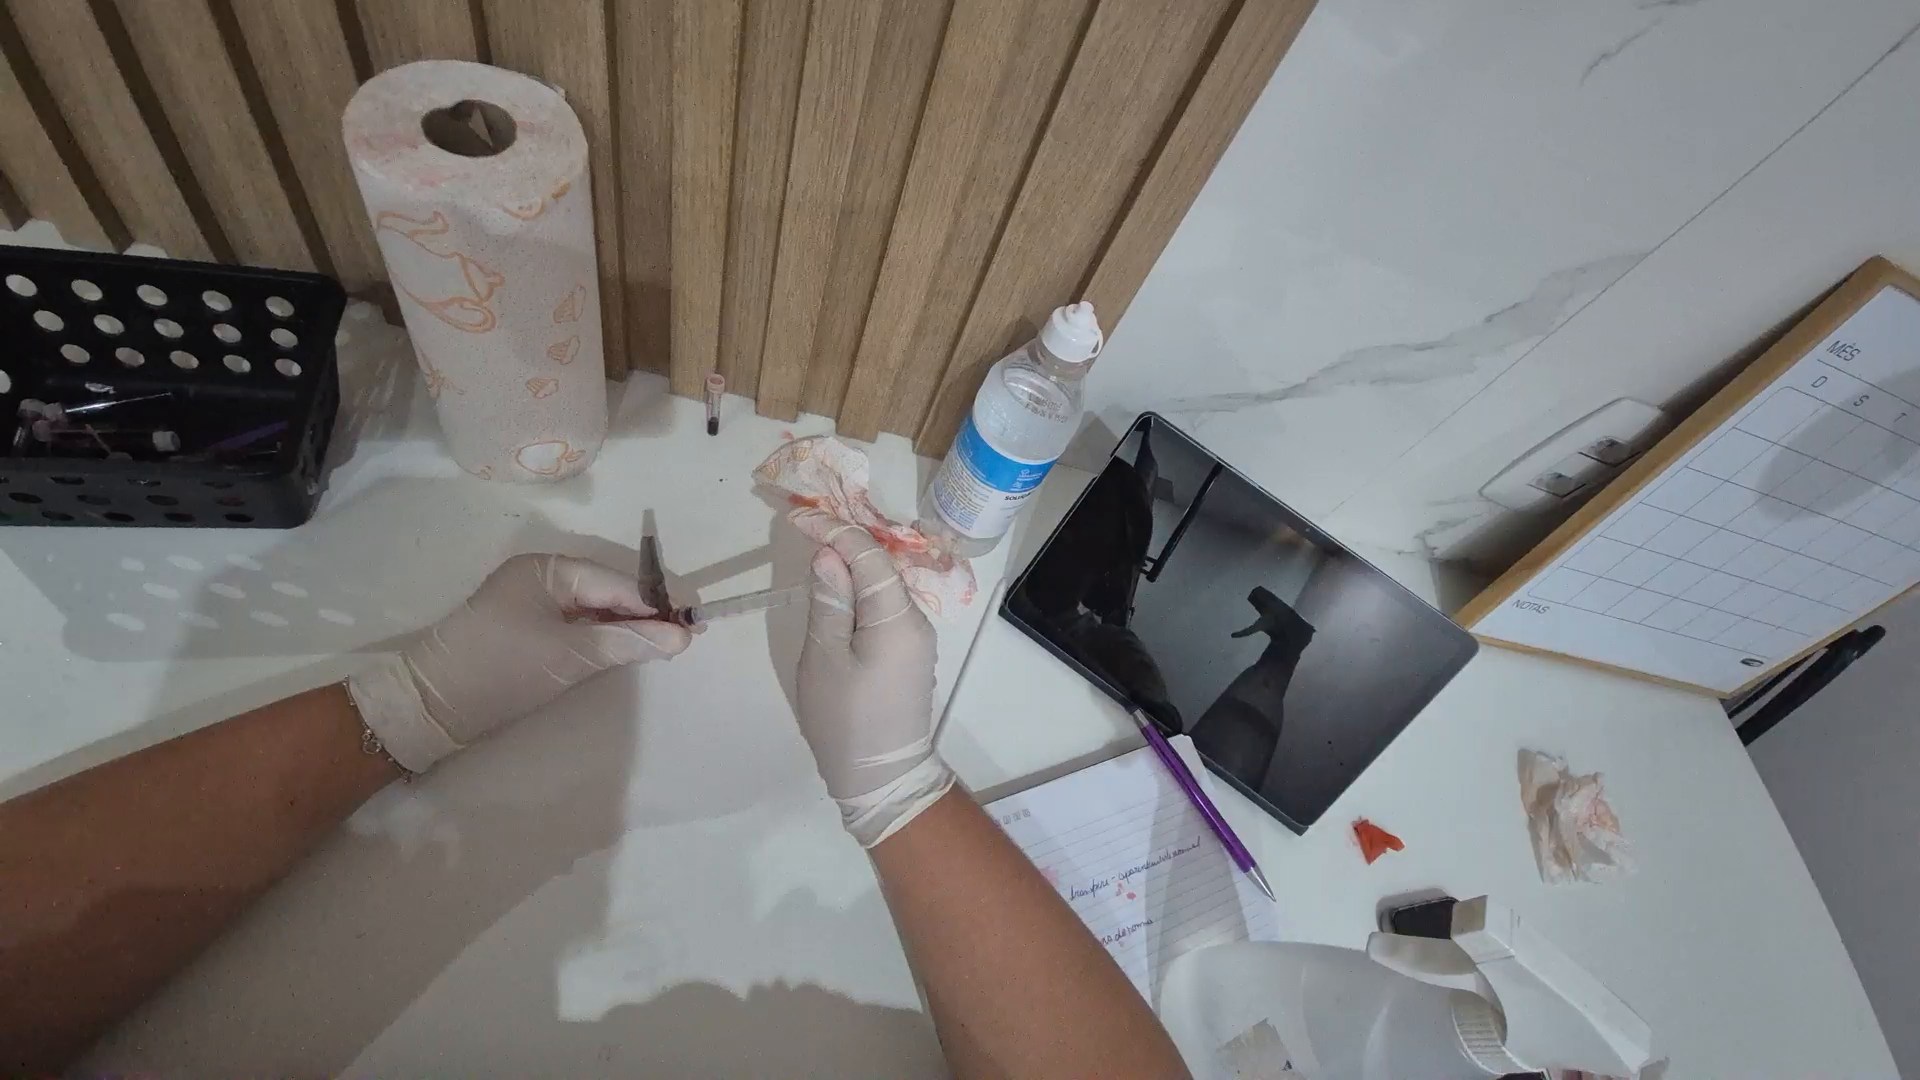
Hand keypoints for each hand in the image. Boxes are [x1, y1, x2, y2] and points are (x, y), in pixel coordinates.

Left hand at [348, 554, 691, 771]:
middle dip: (645, 615)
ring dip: (627, 628)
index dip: (656, 605)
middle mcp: (542, 577)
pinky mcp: (529, 628)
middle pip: (609, 592)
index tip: (694, 623)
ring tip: (664, 646)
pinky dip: (604, 636)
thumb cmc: (500, 670)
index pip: (616, 583)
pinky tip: (628, 649)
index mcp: (548, 569)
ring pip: (596, 609)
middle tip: (684, 637)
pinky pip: (579, 624)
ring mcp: (533, 602)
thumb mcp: (571, 656)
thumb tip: (684, 636)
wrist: (426, 710)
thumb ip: (630, 642)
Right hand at [792, 509, 952, 846]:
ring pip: (884, 585)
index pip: (868, 555)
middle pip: (881, 565)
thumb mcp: (825, 657)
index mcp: (898, 617)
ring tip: (813, 552)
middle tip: (802, 527)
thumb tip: (829, 555)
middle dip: (843, 541)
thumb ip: (830, 601)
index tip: (797, 517)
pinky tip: (837, 590)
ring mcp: (917, 637)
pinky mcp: (910, 652)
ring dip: (851, 565)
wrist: (881, 778)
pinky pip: (885, 607)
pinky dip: (861, 591)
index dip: (833, 530)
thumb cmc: (845, 720)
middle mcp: (916, 619)